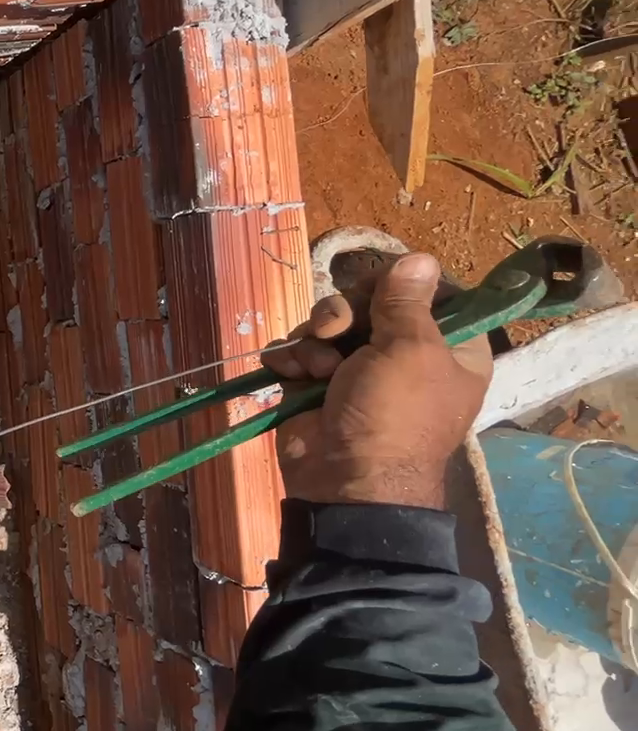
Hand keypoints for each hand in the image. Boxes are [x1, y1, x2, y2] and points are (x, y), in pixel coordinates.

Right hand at [261, 252, 491, 508]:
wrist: (344, 473)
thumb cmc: (392, 412)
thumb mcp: (409, 350)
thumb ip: (407, 302)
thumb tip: (421, 257)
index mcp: (444, 346)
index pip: (422, 294)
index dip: (393, 286)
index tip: (376, 289)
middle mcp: (399, 352)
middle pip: (362, 304)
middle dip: (339, 315)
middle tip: (334, 332)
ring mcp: (350, 367)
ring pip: (320, 326)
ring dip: (309, 342)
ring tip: (312, 368)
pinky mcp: (309, 380)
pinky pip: (291, 350)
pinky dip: (286, 360)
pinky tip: (289, 374)